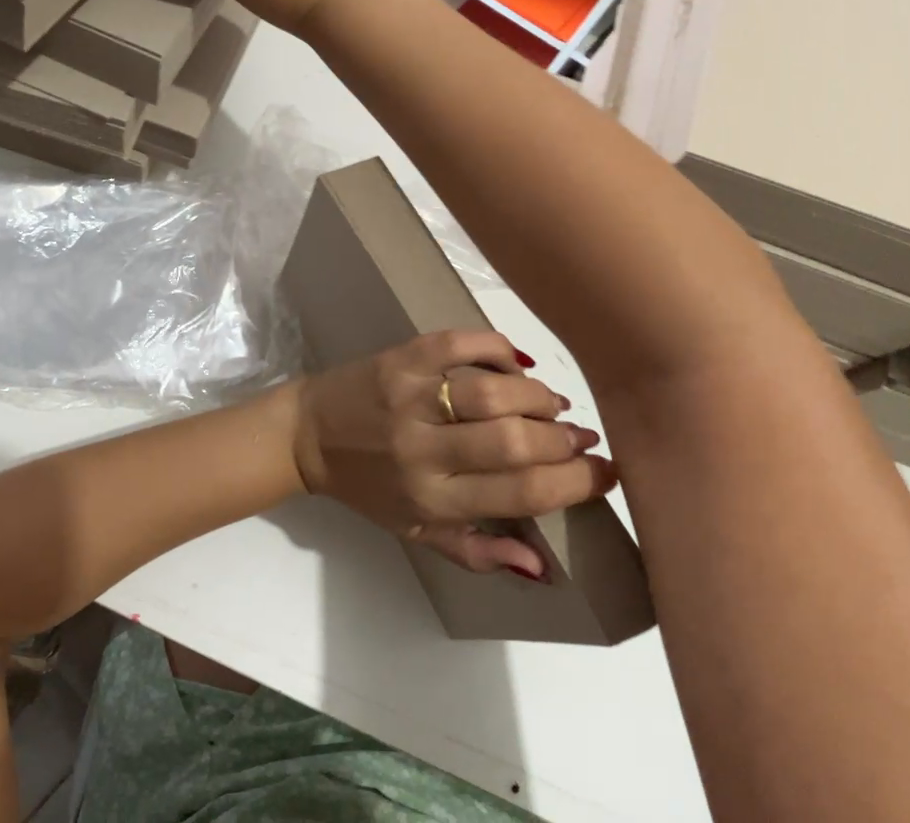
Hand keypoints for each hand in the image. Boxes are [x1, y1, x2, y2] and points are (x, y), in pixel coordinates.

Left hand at [292, 330, 615, 578]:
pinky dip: (499, 349)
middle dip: (565, 439)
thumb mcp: (416, 531)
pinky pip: (461, 343)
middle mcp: (421, 450)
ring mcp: (408, 399)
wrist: (305, 437)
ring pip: (494, 393)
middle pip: (516, 441)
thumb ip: (477, 551)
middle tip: (579, 436)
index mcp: (432, 499)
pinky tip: (516, 365)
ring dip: (539, 397)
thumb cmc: (366, 488)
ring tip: (551, 404)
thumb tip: (542, 566)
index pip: (523, 493)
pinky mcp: (398, 360)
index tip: (604, 471)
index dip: (578, 482)